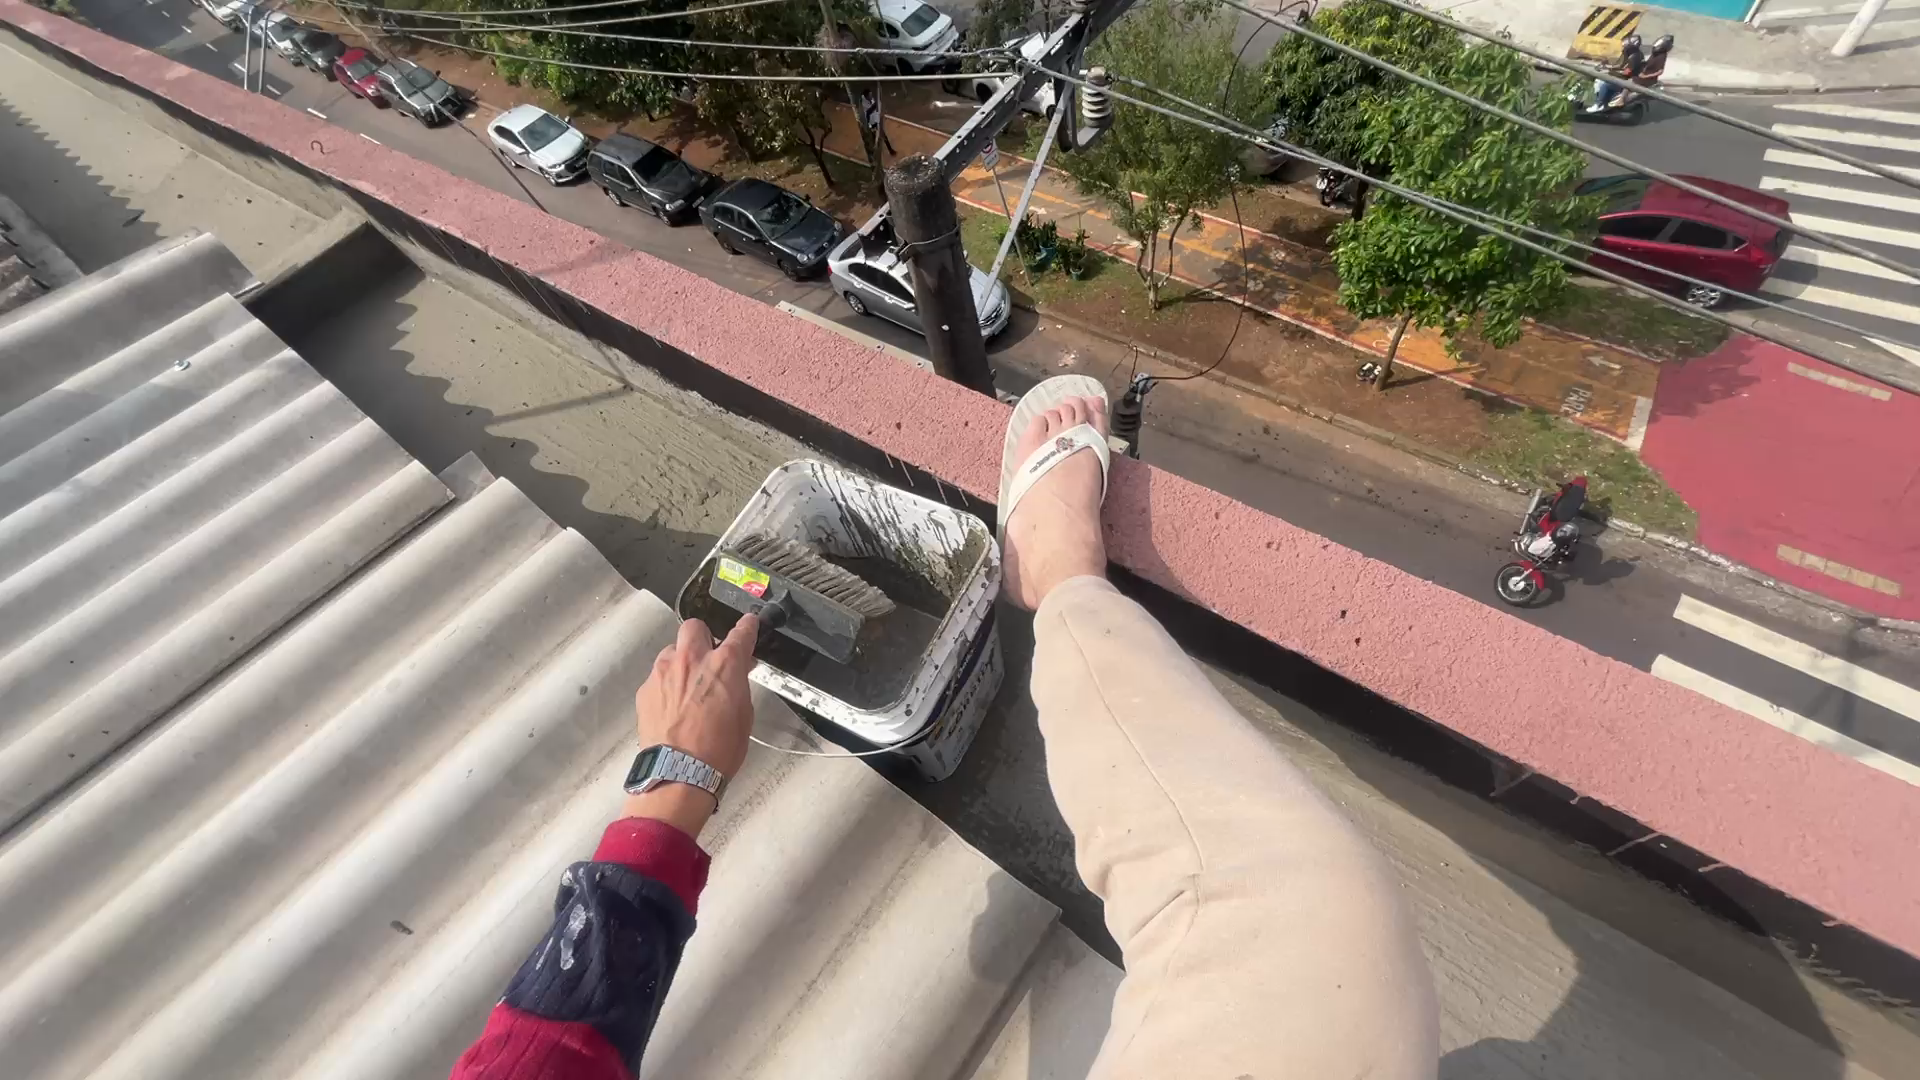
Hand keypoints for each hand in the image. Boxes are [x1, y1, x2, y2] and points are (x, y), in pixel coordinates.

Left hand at [623, 615, 758, 836]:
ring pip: (671, 651)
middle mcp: (692, 660)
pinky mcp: (645, 689)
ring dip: (681, 662)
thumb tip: (735, 675)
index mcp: (725, 664)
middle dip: (703, 637)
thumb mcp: (744, 714)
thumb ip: (739, 685)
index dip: (747, 627)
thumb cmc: (719, 749)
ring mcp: (664, 672)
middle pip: (695, 627)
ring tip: (687, 687)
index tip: (748, 626)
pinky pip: (657, 675)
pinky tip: (672, 706)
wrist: (680, 774)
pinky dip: (666, 684)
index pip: (741, 632)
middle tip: (709, 656)